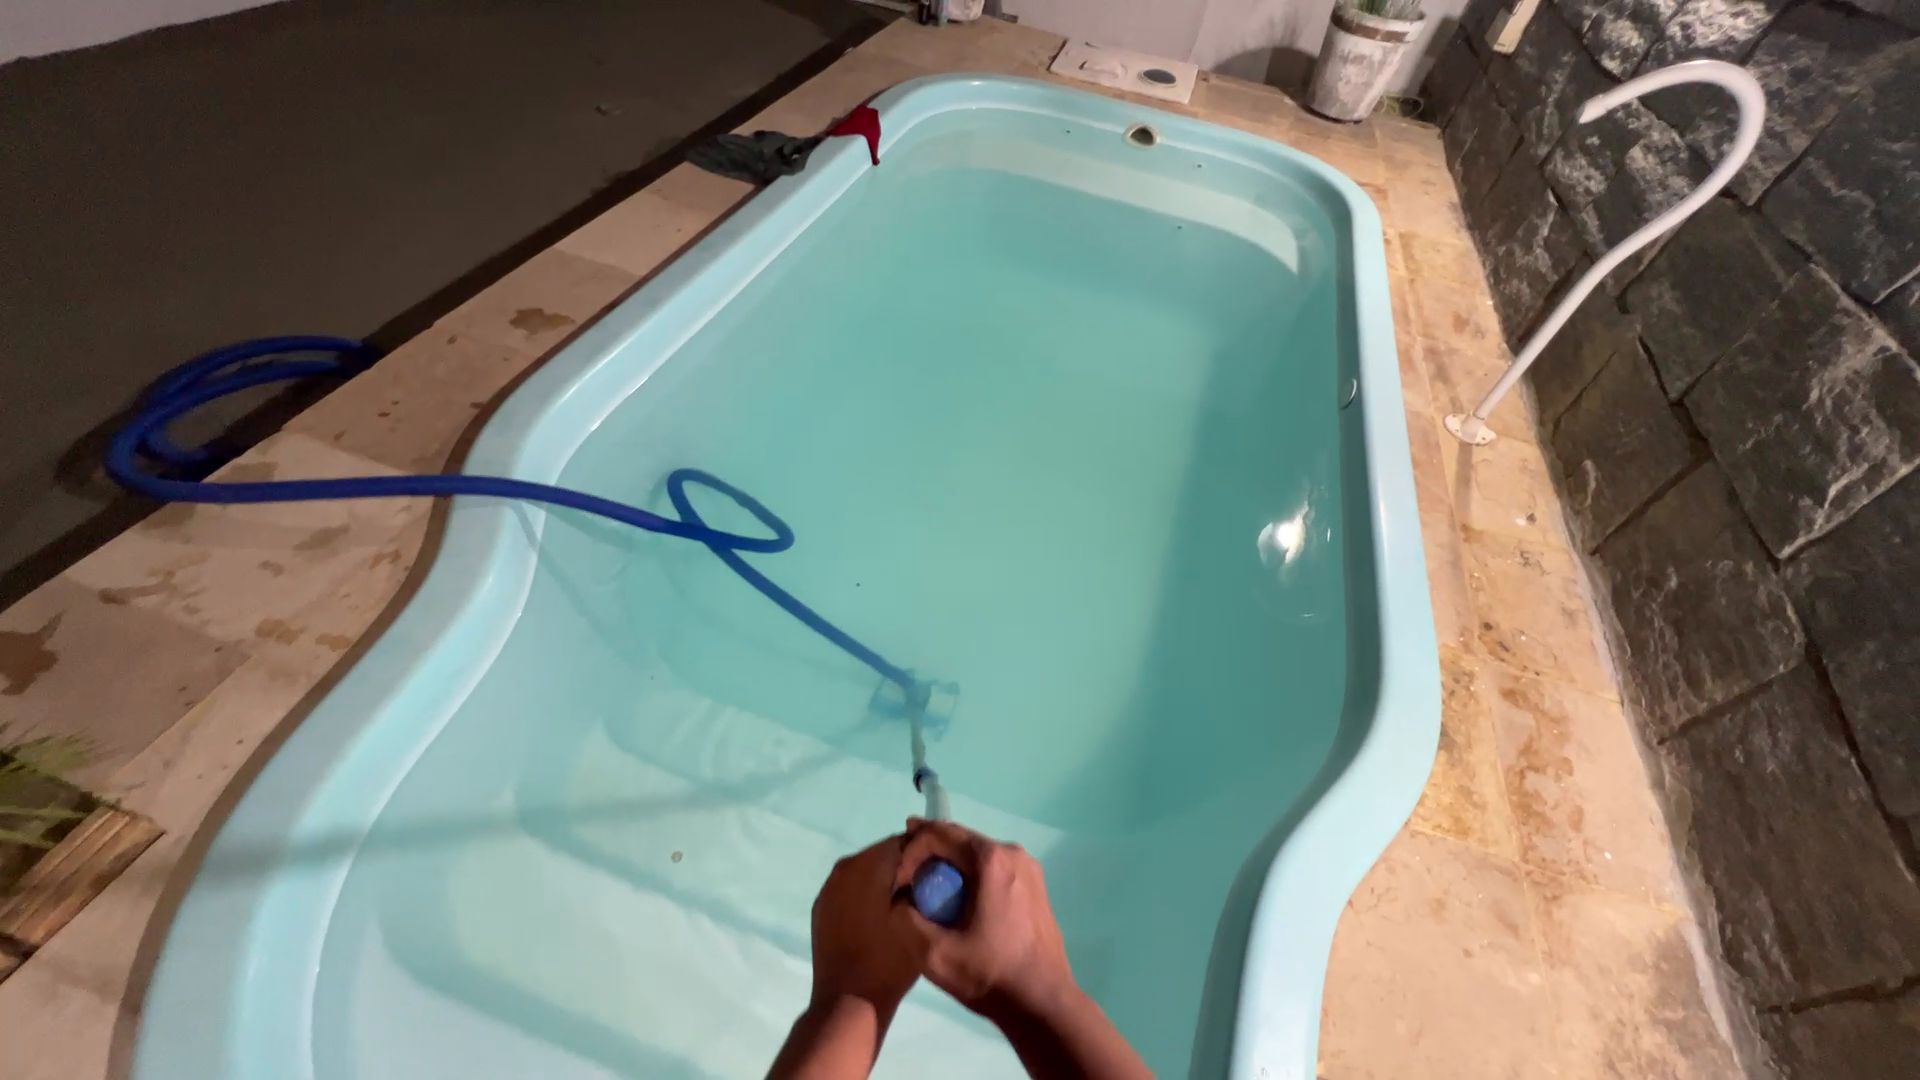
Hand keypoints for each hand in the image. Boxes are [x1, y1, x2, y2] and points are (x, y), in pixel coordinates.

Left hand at [809, 833, 919, 1015]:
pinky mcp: (821, 908)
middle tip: (923, 892)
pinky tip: (877, 921)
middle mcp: (843, 866)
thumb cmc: (889, 960)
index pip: (902, 841)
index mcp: (867, 863)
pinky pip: (850, 890)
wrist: (848, 1004)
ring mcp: (828, 888)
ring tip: (901, 908)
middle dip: (902, 868)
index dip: (922, 855)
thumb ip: (922, 881)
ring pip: (865, 871)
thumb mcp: (919, 916)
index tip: (935, 875)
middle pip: (882, 854)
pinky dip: (864, 896)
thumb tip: (923, 869)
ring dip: (882, 882)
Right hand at [890, 818, 1076, 1019]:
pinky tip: (959, 895)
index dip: (911, 851)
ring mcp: (1028, 867)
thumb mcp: (934, 954)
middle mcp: (1012, 852)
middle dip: (928, 850)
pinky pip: (994, 867)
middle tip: (904, 869)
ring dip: (950, 862)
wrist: (1044, 1004)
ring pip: (977, 852)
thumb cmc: (990, 975)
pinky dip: (971, 873)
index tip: (899, 885)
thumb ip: (905, 919)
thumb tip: (901, 899)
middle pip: (960, 838)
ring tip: (927, 881)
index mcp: (991, 859)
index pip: (940, 833)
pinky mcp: (1035, 884)